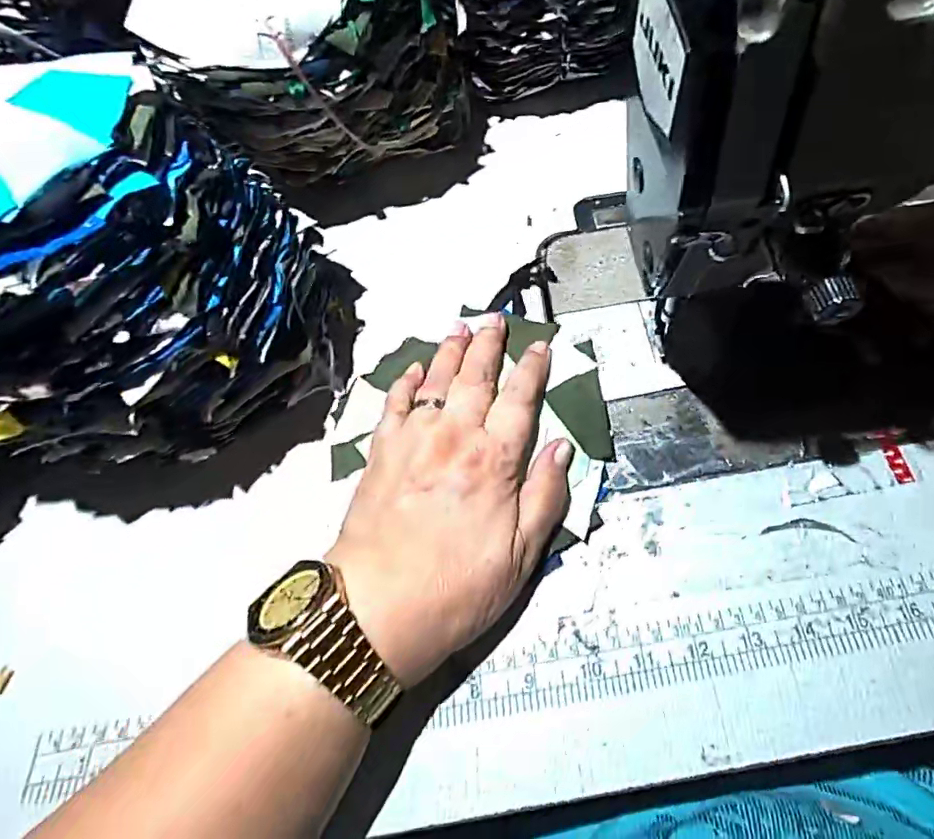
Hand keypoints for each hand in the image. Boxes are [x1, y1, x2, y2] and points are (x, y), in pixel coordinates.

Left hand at [327, 315, 571, 686]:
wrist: (370, 615)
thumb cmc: (456, 589)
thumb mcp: (521, 554)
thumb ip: (546, 495)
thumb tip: (563, 448)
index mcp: (494, 461)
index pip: (520, 399)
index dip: (534, 368)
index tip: (542, 346)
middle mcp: (455, 439)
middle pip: (477, 378)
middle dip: (490, 344)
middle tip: (496, 319)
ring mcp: (413, 443)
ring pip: (436, 382)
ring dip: (452, 351)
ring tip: (461, 327)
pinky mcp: (380, 456)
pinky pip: (394, 405)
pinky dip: (406, 381)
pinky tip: (415, 369)